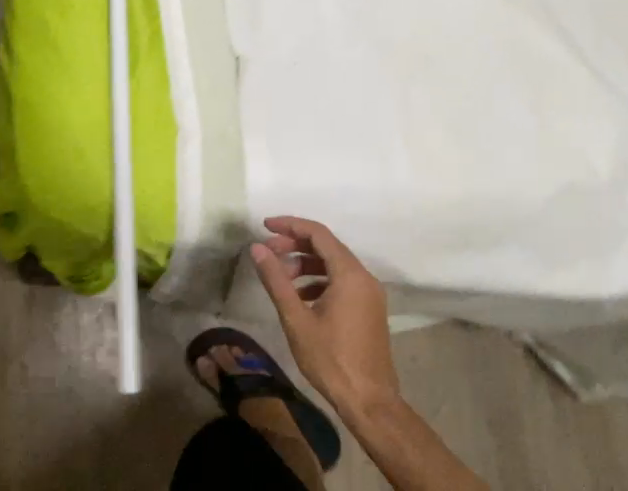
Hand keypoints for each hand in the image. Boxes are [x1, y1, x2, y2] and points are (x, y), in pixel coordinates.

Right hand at [250, 216, 399, 414]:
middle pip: (327, 246)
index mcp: (350, 274)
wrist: (369, 401)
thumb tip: (257, 248)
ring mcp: (370, 294)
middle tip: (267, 253)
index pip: (318, 233)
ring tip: (281, 278)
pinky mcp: (369, 309)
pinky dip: (319, 281)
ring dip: (305, 264)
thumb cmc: (330, 359)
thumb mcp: (296, 319)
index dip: (290, 225)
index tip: (264, 227)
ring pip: (334, 265)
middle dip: (295, 245)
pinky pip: (342, 282)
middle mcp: (364, 278)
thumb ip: (276, 279)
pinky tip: (300, 298)